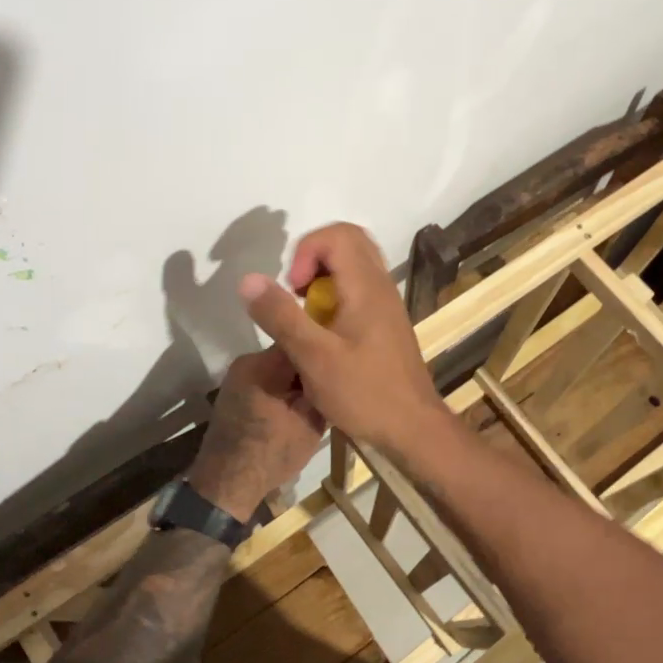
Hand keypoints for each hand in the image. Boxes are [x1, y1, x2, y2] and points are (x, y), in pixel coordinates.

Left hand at [189, 346, 325, 521]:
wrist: (226, 484)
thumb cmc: (271, 454)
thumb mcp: (309, 422)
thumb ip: (322, 389)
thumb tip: (335, 370)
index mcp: (264, 365)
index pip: (303, 338)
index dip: (326, 348)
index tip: (344, 361)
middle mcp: (247, 361)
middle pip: (290, 351)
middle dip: (312, 364)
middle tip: (335, 381)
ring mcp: (238, 375)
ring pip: (279, 366)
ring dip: (297, 378)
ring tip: (319, 395)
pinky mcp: (236, 390)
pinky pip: (268, 378)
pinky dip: (283, 388)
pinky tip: (297, 405)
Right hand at [237, 223, 449, 452]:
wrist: (414, 429)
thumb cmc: (365, 393)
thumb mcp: (313, 358)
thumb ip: (281, 316)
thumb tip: (248, 280)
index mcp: (367, 287)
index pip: (337, 234)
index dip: (306, 251)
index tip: (294, 290)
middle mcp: (382, 287)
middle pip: (349, 242)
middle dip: (314, 259)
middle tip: (298, 294)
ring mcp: (387, 306)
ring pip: (355, 267)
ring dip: (324, 280)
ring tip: (308, 316)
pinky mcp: (386, 325)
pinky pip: (360, 291)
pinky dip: (337, 299)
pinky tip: (324, 336)